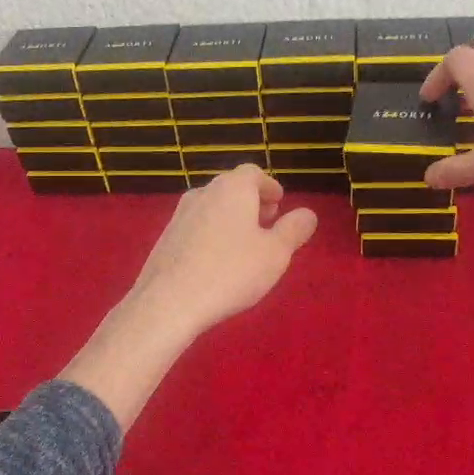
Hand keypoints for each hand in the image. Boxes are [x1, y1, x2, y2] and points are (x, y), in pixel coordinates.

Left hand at [125, 163, 318, 335]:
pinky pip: (196, 226)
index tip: (279, 202)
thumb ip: (294, 230)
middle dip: (252, 201)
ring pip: (212, 206)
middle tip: (267, 222)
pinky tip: (217, 261)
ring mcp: (180, 215)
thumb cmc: (231, 272)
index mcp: (232, 188)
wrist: (168, 301)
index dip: (269, 186)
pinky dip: (212, 232)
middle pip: (231, 187)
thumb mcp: (275, 253)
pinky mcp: (165, 238)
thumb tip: (308, 213)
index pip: (253, 173)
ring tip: (245, 244)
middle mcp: (203, 193)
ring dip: (231, 217)